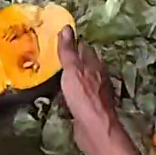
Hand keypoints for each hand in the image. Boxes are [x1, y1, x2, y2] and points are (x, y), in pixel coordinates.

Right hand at [57, 27, 118, 141]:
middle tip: (57, 56)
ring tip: (59, 74)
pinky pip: (81, 94)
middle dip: (74, 59)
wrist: (94, 126)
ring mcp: (96, 91)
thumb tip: (66, 28)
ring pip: (84, 78)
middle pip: (85, 62)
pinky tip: (66, 94)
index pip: (84, 47)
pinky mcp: (92, 106)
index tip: (60, 40)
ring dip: (74, 76)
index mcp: (94, 63)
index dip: (73, 43)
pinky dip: (74, 91)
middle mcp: (98, 75)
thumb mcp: (72, 69)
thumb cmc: (83, 95)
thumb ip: (68, 50)